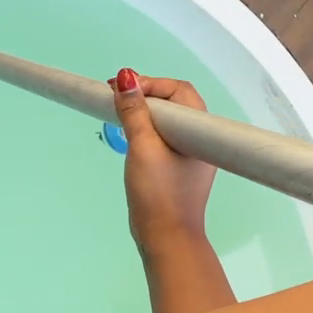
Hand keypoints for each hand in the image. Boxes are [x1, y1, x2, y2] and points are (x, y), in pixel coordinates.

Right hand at [111, 69, 216, 254]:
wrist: (164, 236)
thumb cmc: (157, 192)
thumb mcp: (142, 147)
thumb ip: (134, 111)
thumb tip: (125, 77)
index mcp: (199, 129)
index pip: (177, 90)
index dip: (149, 84)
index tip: (120, 88)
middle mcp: (198, 137)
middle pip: (173, 102)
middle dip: (143, 95)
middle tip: (114, 97)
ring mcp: (188, 152)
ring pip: (165, 120)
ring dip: (142, 113)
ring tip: (118, 114)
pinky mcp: (176, 166)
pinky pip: (162, 136)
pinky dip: (144, 129)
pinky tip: (129, 135)